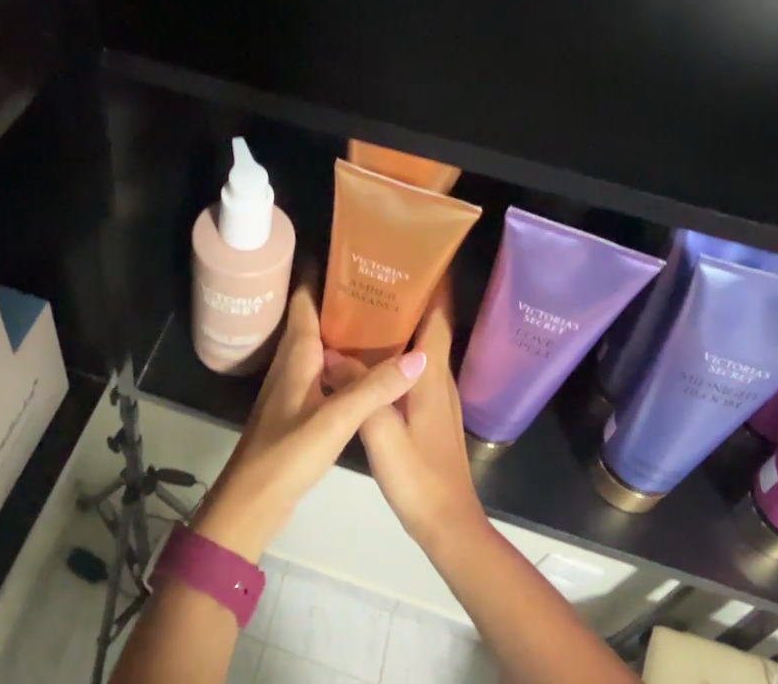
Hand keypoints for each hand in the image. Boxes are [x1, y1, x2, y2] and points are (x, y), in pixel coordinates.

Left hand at [194, 283, 429, 561]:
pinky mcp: (297, 408)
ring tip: (377, 315)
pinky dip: (341, 358)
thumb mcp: (336, 420)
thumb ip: (375, 388)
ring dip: (340, 327)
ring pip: (318, 343)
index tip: (346, 248)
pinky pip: (321, 369)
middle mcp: (291, 362)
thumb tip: (419, 356)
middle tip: (376, 278)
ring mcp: (293, 386)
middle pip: (313, 317)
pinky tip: (362, 366)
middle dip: (338, 295)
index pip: (304, 300)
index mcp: (296, 355)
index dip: (319, 272)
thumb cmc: (287, 454)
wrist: (252, 501)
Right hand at [323, 280, 490, 550]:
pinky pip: (413, 368)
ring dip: (401, 324)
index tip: (417, 255)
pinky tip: (368, 357)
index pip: (438, 316)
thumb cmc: (418, 475)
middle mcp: (439, 378)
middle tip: (374, 274)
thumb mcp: (380, 432)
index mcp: (432, 375)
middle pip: (429, 326)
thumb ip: (358, 389)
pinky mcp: (428, 414)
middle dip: (409, 297)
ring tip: (364, 305)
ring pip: (420, 348)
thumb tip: (330, 353)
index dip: (434, 284)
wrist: (447, 523)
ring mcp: (436, 397)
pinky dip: (395, 352)